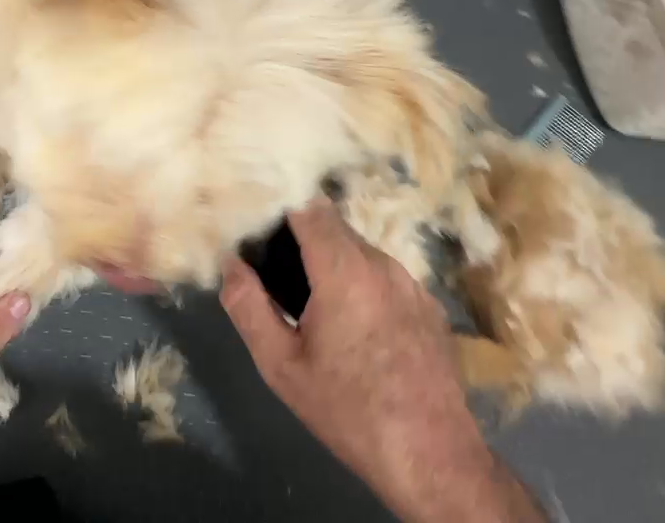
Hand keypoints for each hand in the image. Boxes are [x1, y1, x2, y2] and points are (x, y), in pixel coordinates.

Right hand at [222, 201, 538, 522]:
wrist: (435, 461)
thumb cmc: (348, 409)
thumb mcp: (278, 363)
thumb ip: (246, 304)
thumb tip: (230, 263)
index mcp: (346, 272)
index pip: (309, 206)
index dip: (279, 203)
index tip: (253, 215)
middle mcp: (384, 267)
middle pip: (333, 226)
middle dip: (299, 236)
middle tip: (270, 265)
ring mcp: (413, 286)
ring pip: (358, 250)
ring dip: (329, 260)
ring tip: (305, 297)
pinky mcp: (429, 308)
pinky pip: (382, 275)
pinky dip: (357, 282)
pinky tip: (347, 322)